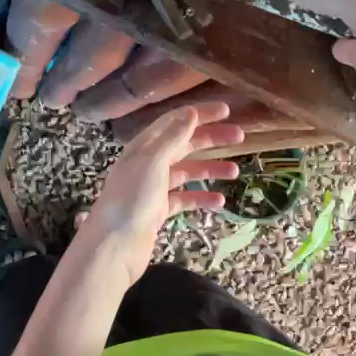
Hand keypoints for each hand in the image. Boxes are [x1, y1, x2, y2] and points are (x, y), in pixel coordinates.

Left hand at [76, 103, 243, 282]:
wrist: (115, 245)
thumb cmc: (131, 199)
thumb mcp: (152, 163)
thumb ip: (172, 138)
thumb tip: (191, 113)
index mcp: (144, 148)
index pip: (174, 122)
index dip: (199, 114)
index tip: (227, 110)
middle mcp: (148, 164)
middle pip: (184, 145)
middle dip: (211, 139)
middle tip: (240, 136)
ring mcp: (153, 189)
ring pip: (187, 172)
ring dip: (211, 169)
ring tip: (235, 172)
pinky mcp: (158, 211)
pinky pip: (185, 199)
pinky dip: (202, 198)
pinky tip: (219, 201)